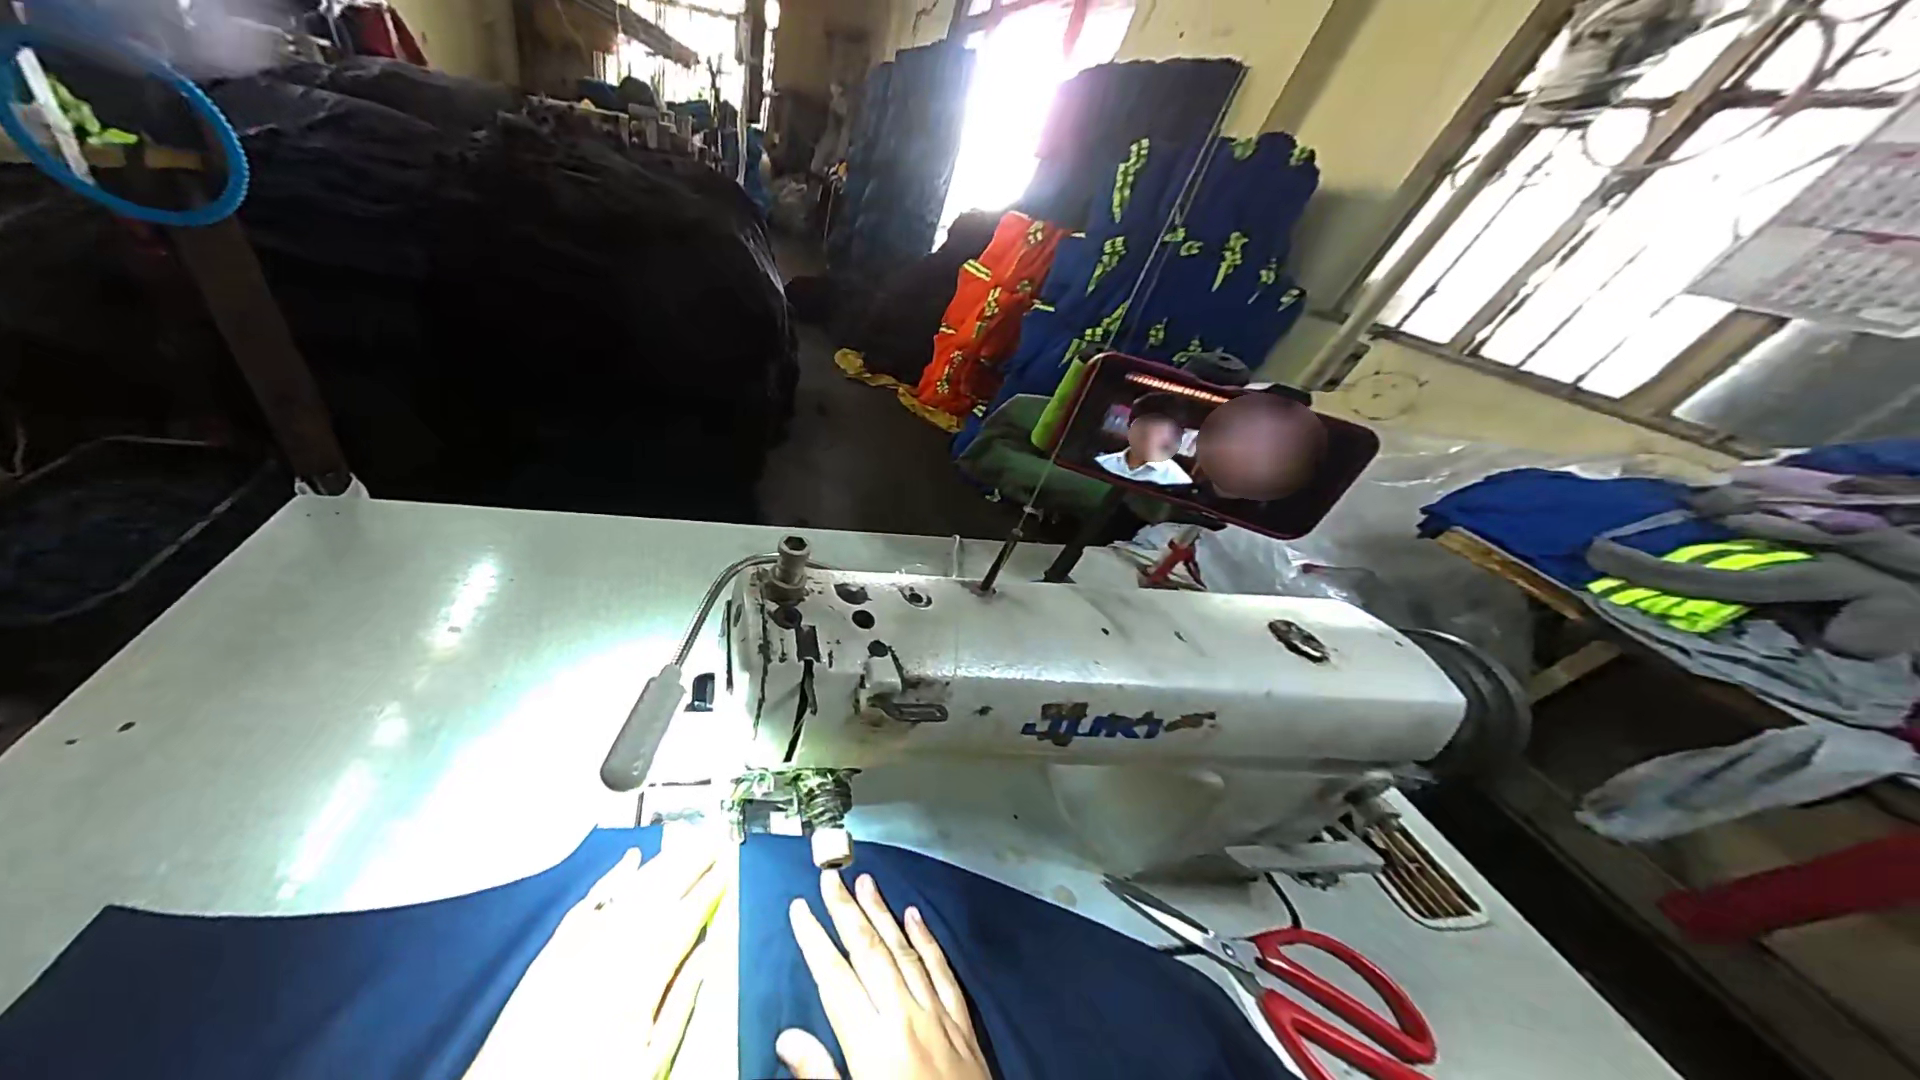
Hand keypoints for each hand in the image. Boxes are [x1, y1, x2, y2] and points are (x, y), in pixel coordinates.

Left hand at [463, 843, 722, 1078]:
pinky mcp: (551, 954)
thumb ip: (680, 1003)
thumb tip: (704, 956)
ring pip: (627, 893)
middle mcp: (607, 955)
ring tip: (682, 845)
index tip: (725, 870)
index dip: (707, 890)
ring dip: (658, 865)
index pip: (683, 919)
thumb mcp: (648, 1061)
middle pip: (657, 895)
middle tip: (711, 843)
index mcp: (638, 980)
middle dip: (689, 864)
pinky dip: (610, 881)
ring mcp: (576, 950)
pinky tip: (627, 863)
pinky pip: (587, 905)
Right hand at [778, 870, 991, 1079]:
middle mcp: (905, 1018)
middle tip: (830, 878)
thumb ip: (820, 1077)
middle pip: (869, 952)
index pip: (835, 978)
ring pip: (904, 951)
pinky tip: (915, 917)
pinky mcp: (962, 1023)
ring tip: (866, 883)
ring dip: (883, 914)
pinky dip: (927, 940)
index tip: (800, 910)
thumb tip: (787, 1038)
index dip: (814, 940)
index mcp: (872, 1045)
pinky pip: (942, 970)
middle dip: (846, 912)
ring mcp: (937, 1016)